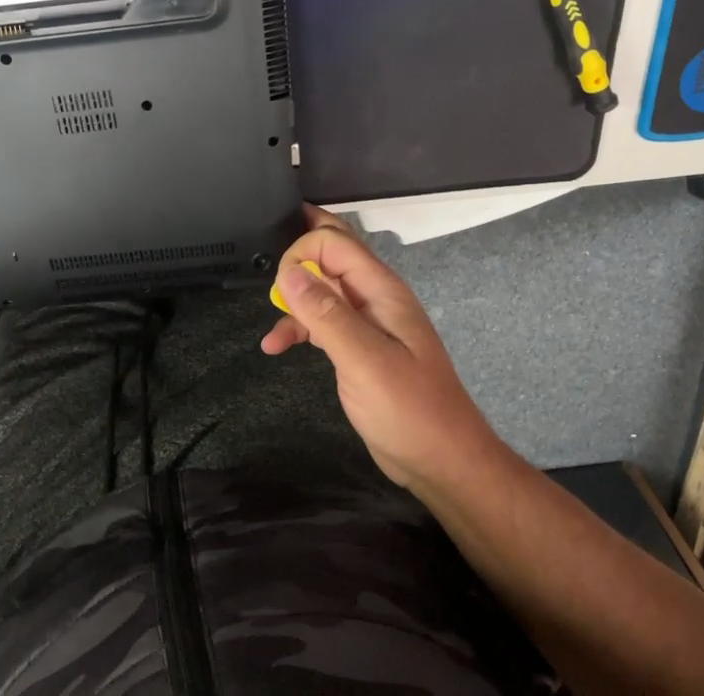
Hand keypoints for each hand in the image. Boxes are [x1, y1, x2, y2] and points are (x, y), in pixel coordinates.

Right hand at [263, 206, 505, 492]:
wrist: (441, 460)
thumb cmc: (409, 409)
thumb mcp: (363, 360)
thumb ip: (325, 314)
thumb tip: (287, 271)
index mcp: (381, 290)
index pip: (335, 243)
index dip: (302, 252)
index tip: (279, 285)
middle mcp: (374, 298)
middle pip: (333, 255)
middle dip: (298, 253)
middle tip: (261, 261)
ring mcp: (367, 323)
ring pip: (323, 289)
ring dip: (294, 297)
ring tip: (269, 322)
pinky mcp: (359, 349)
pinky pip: (323, 323)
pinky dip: (299, 328)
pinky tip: (275, 346)